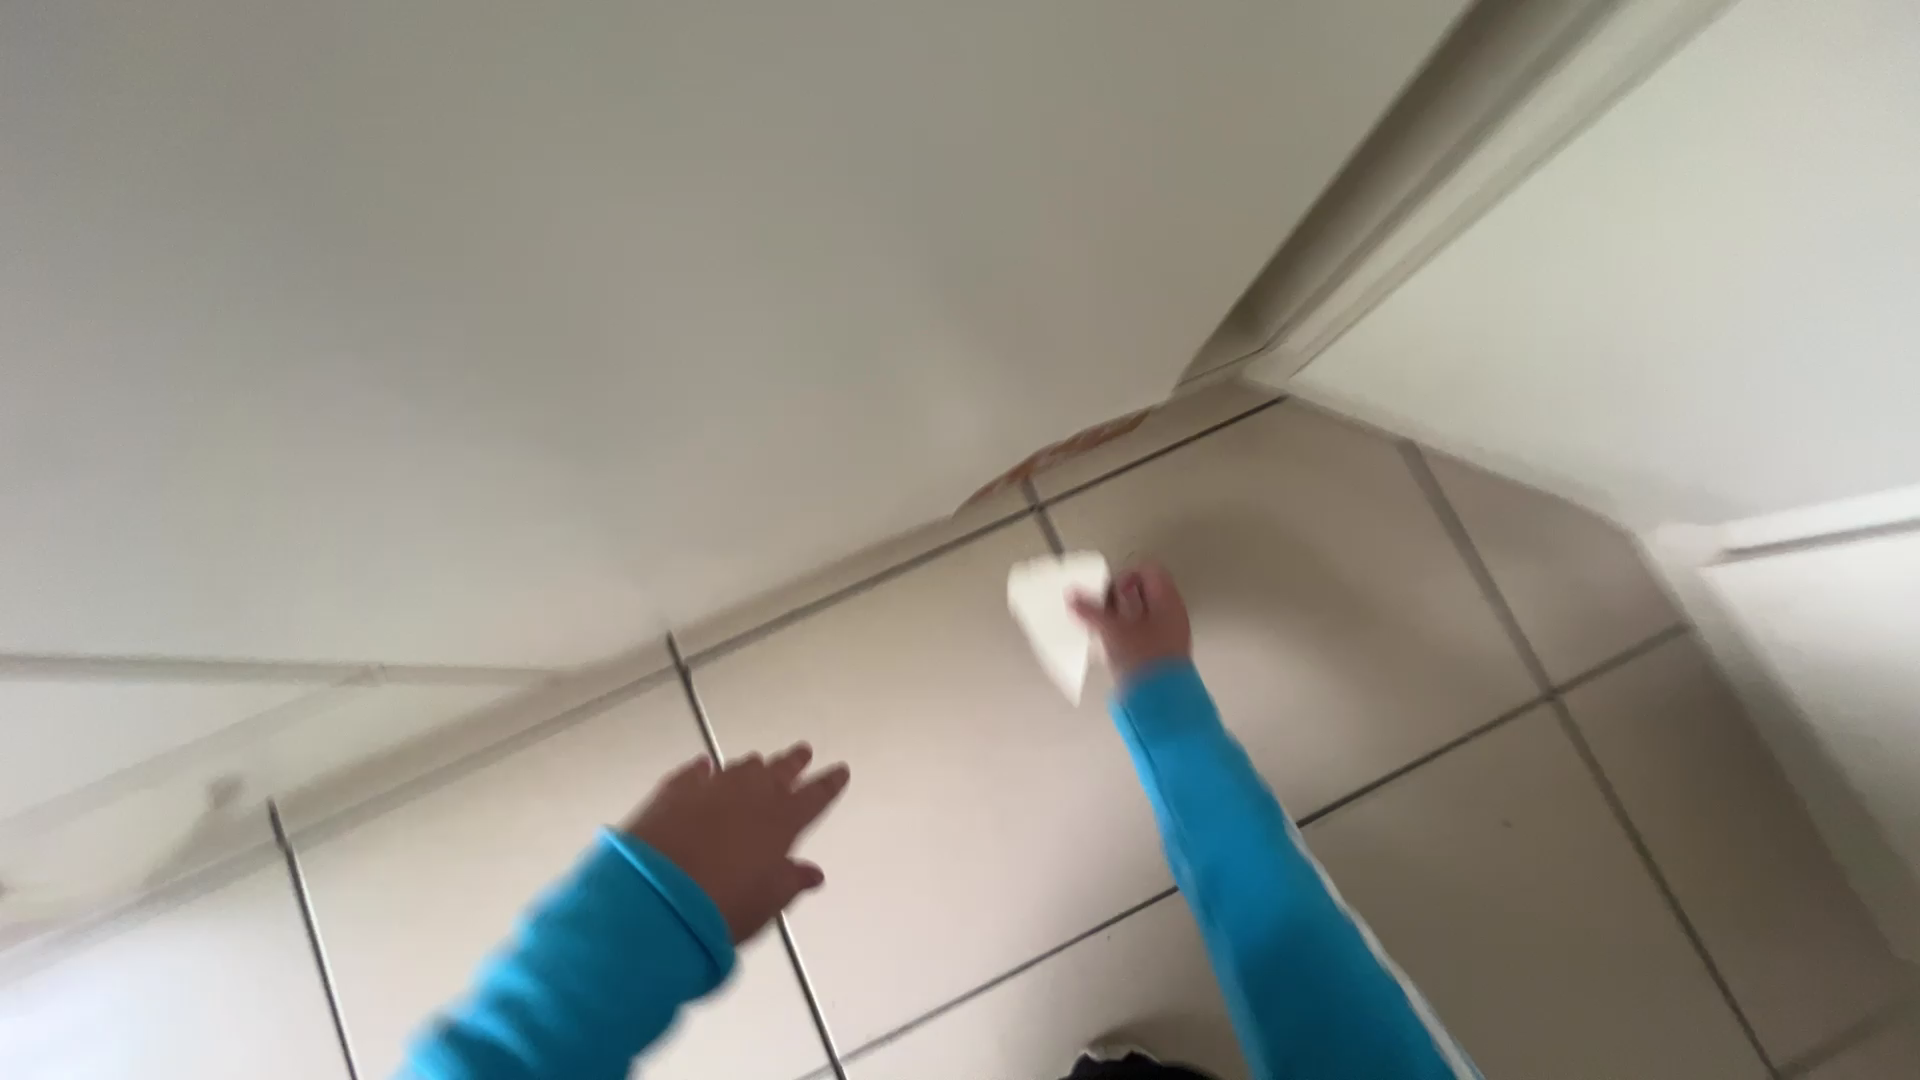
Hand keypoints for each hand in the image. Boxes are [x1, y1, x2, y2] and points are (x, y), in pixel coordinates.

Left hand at [621, 743, 849, 943]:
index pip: (815, 796)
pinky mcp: (674, 790)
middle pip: (780, 771)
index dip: (829, 784)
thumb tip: (813, 873)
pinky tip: (704, 767)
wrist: (651, 897)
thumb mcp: (765, 904)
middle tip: (804, 751)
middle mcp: (752, 796)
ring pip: (741, 768)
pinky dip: (703, 771)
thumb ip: (790, 883)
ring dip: (753, 767)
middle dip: (794, 762)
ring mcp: (713, 788)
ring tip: (759, 764)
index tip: (840, 770)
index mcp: (782, 821)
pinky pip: (695, 773)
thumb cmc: (720, 907)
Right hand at [1070, 561, 1192, 682]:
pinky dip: (1123, 633)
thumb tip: (1073, 596)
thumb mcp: (1111, 629)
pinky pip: (1139, 633)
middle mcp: (1171, 613)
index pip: (1148, 570)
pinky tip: (1109, 644)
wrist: (1160, 700)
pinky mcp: (1158, 653)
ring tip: (1101, 627)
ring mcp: (1166, 634)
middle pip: (1142, 591)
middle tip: (1100, 608)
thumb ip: (1090, 610)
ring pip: (1139, 613)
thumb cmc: (1143, 658)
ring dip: (1118, 616)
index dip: (1125, 575)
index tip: (1108, 591)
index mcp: (1167, 600)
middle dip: (1117, 597)